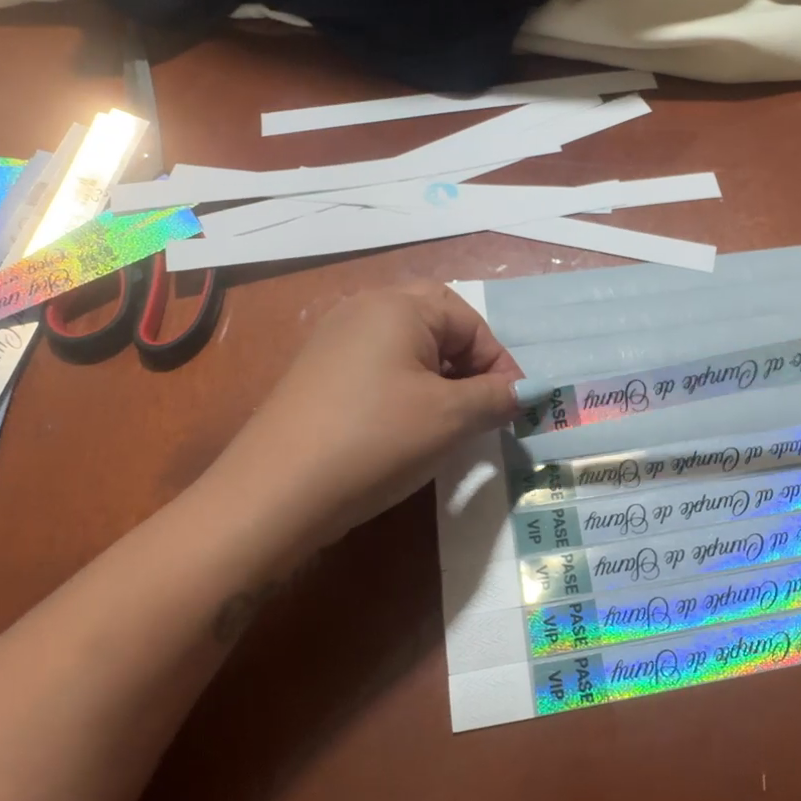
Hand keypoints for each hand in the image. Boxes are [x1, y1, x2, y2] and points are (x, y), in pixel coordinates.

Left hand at [200, 283, 521, 540]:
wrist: (276, 493)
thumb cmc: (376, 441)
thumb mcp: (450, 419)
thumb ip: (495, 398)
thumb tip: (524, 392)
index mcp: (397, 306)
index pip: (469, 321)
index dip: (499, 362)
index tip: (514, 406)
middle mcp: (362, 311)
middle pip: (436, 325)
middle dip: (469, 364)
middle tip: (484, 405)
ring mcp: (333, 343)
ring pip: (406, 349)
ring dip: (440, 379)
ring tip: (452, 423)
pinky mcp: (317, 377)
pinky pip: (378, 370)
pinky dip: (406, 391)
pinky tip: (407, 431)